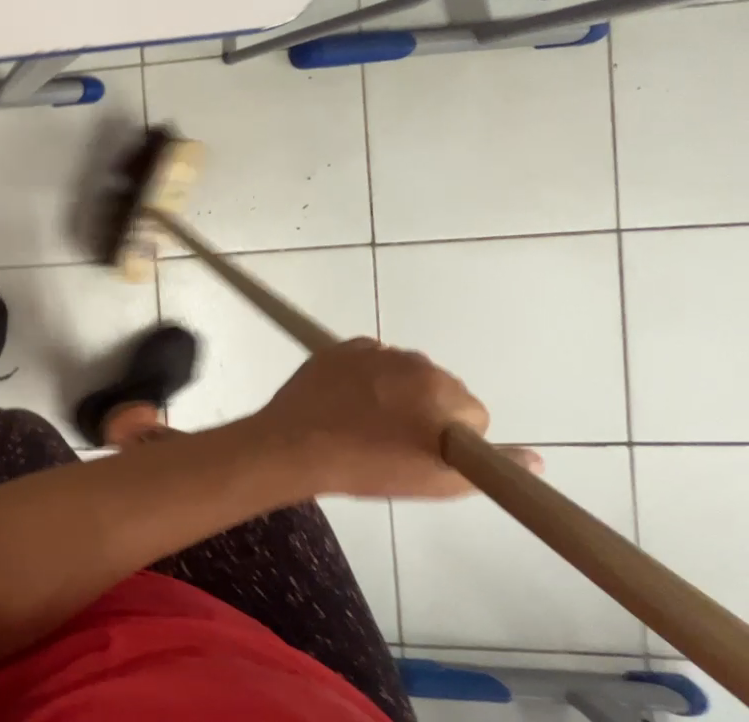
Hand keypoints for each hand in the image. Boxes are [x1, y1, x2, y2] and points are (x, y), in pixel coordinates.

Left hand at [251, 338, 543, 498]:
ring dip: (397, 390)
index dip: (450, 438)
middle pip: (440, 388)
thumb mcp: (439, 482)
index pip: (473, 415)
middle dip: (426, 410)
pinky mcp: (338, 348)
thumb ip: (493, 468)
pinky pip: (369, 358)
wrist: (294, 447)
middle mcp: (414, 363)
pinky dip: (367, 374)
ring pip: (405, 372)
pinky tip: (349, 398)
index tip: (421, 451)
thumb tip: (536, 459)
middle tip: (391, 437)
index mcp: (445, 392)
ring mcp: (373, 352)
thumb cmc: (368, 468)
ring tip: (366, 420)